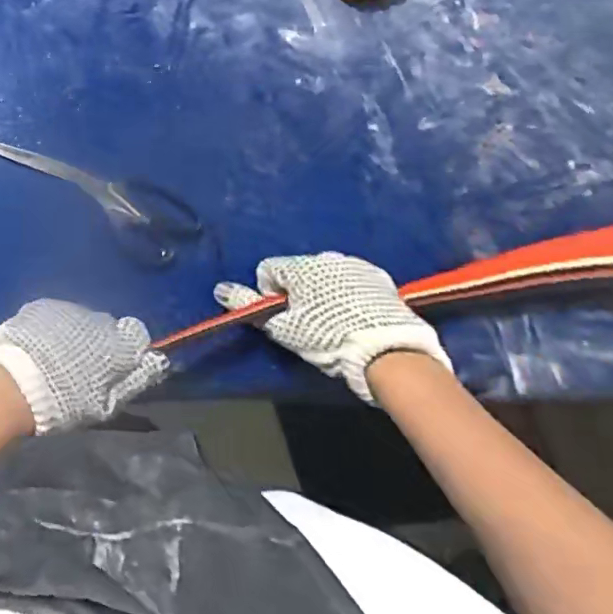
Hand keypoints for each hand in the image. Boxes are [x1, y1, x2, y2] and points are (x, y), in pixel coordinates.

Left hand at [0, 300, 168, 434]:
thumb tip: (152, 363)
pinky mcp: (38, 306)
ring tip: (54, 355)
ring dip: (72, 332)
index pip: (135, 334)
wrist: (16, 384)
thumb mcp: (106, 402)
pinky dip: (49, 326)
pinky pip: (52, 315)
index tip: (113, 363)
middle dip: (96, 341)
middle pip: (103, 325)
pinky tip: (37, 344)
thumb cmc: (65, 401)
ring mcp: (64, 309)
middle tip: (79, 364)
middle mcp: (94, 319)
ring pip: (76, 319)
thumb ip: (131, 380)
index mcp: (117, 343)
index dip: (125, 349)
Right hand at [215, 252, 451, 402]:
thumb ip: (247, 304)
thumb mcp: (281, 326)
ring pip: (326, 275)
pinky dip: (348, 293)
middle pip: (298, 271)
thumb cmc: (326, 337)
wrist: (392, 354)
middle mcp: (326, 259)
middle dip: (298, 290)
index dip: (269, 294)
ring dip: (323, 290)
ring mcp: (357, 267)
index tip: (283, 315)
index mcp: (299, 266)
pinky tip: (355, 314)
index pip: (268, 270)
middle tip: (307, 319)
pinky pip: (352, 281)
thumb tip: (220, 289)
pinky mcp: (383, 280)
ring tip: (333, 318)